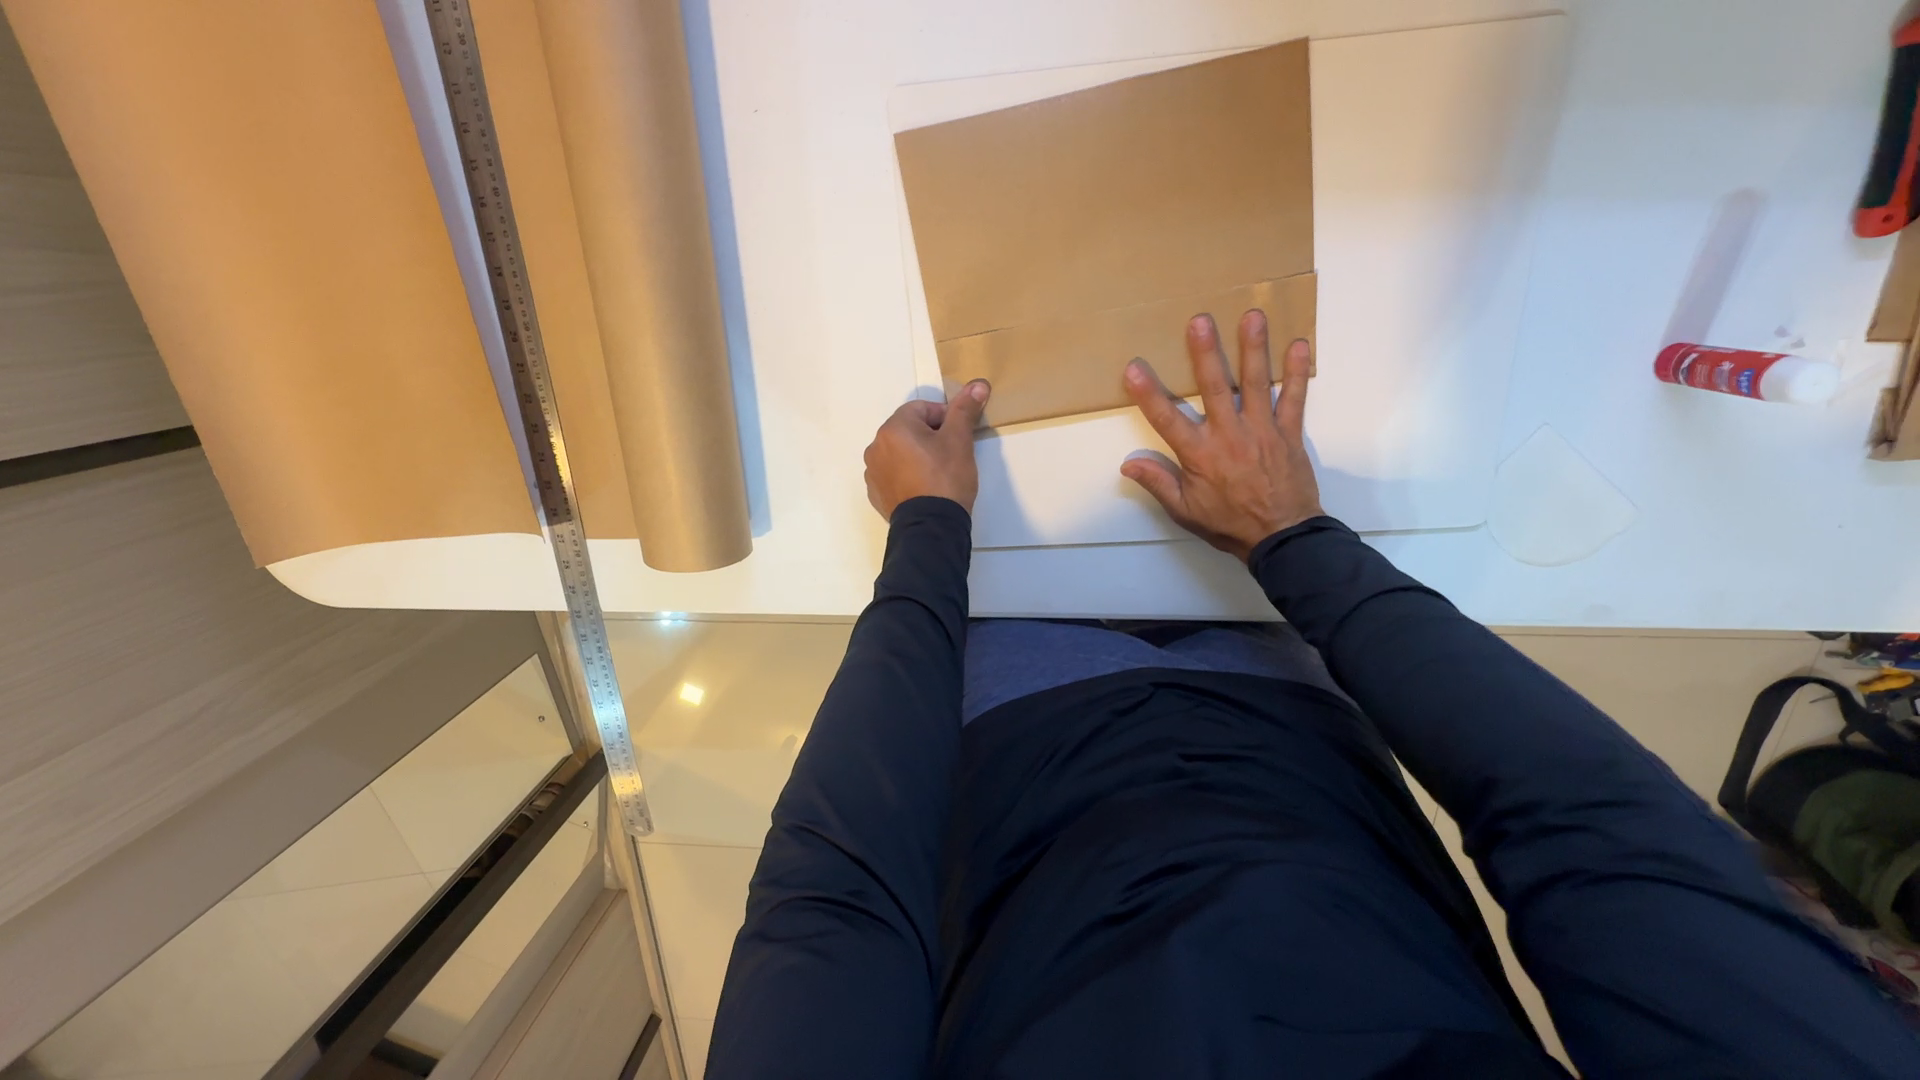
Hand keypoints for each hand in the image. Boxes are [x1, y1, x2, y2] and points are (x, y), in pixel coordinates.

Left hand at [863, 380, 990, 519]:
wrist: (931, 527)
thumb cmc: (945, 479)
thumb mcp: (960, 441)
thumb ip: (965, 410)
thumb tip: (978, 384)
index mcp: (894, 428)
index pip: (922, 409)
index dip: (945, 418)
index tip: (959, 435)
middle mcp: (876, 446)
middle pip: (908, 430)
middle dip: (930, 437)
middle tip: (951, 455)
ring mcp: (873, 472)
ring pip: (900, 453)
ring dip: (917, 456)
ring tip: (938, 474)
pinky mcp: (876, 494)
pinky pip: (893, 475)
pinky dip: (907, 476)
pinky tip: (924, 489)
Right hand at [1120, 310, 1322, 562]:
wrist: (1282, 537)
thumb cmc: (1229, 524)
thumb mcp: (1185, 510)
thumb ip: (1158, 482)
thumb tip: (1128, 463)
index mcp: (1199, 455)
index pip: (1167, 419)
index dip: (1148, 394)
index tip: (1134, 368)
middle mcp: (1229, 436)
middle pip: (1214, 388)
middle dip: (1205, 353)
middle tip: (1199, 321)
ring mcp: (1262, 431)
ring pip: (1256, 383)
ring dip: (1253, 348)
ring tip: (1253, 315)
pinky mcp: (1289, 434)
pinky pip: (1294, 399)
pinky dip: (1298, 372)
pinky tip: (1299, 344)